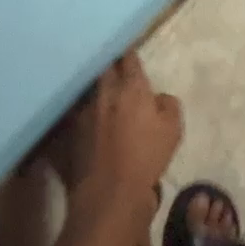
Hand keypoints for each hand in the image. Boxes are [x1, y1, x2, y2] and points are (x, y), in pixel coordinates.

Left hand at [56, 53, 181, 211]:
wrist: (109, 191)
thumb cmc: (146, 157)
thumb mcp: (173, 130)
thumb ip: (168, 104)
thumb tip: (158, 97)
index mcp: (131, 88)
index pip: (129, 59)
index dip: (130, 55)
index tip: (131, 54)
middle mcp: (104, 92)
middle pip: (106, 69)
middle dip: (112, 66)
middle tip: (118, 70)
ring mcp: (85, 109)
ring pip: (92, 88)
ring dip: (99, 88)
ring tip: (105, 93)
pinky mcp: (71, 128)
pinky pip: (81, 110)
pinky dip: (89, 110)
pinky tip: (93, 117)